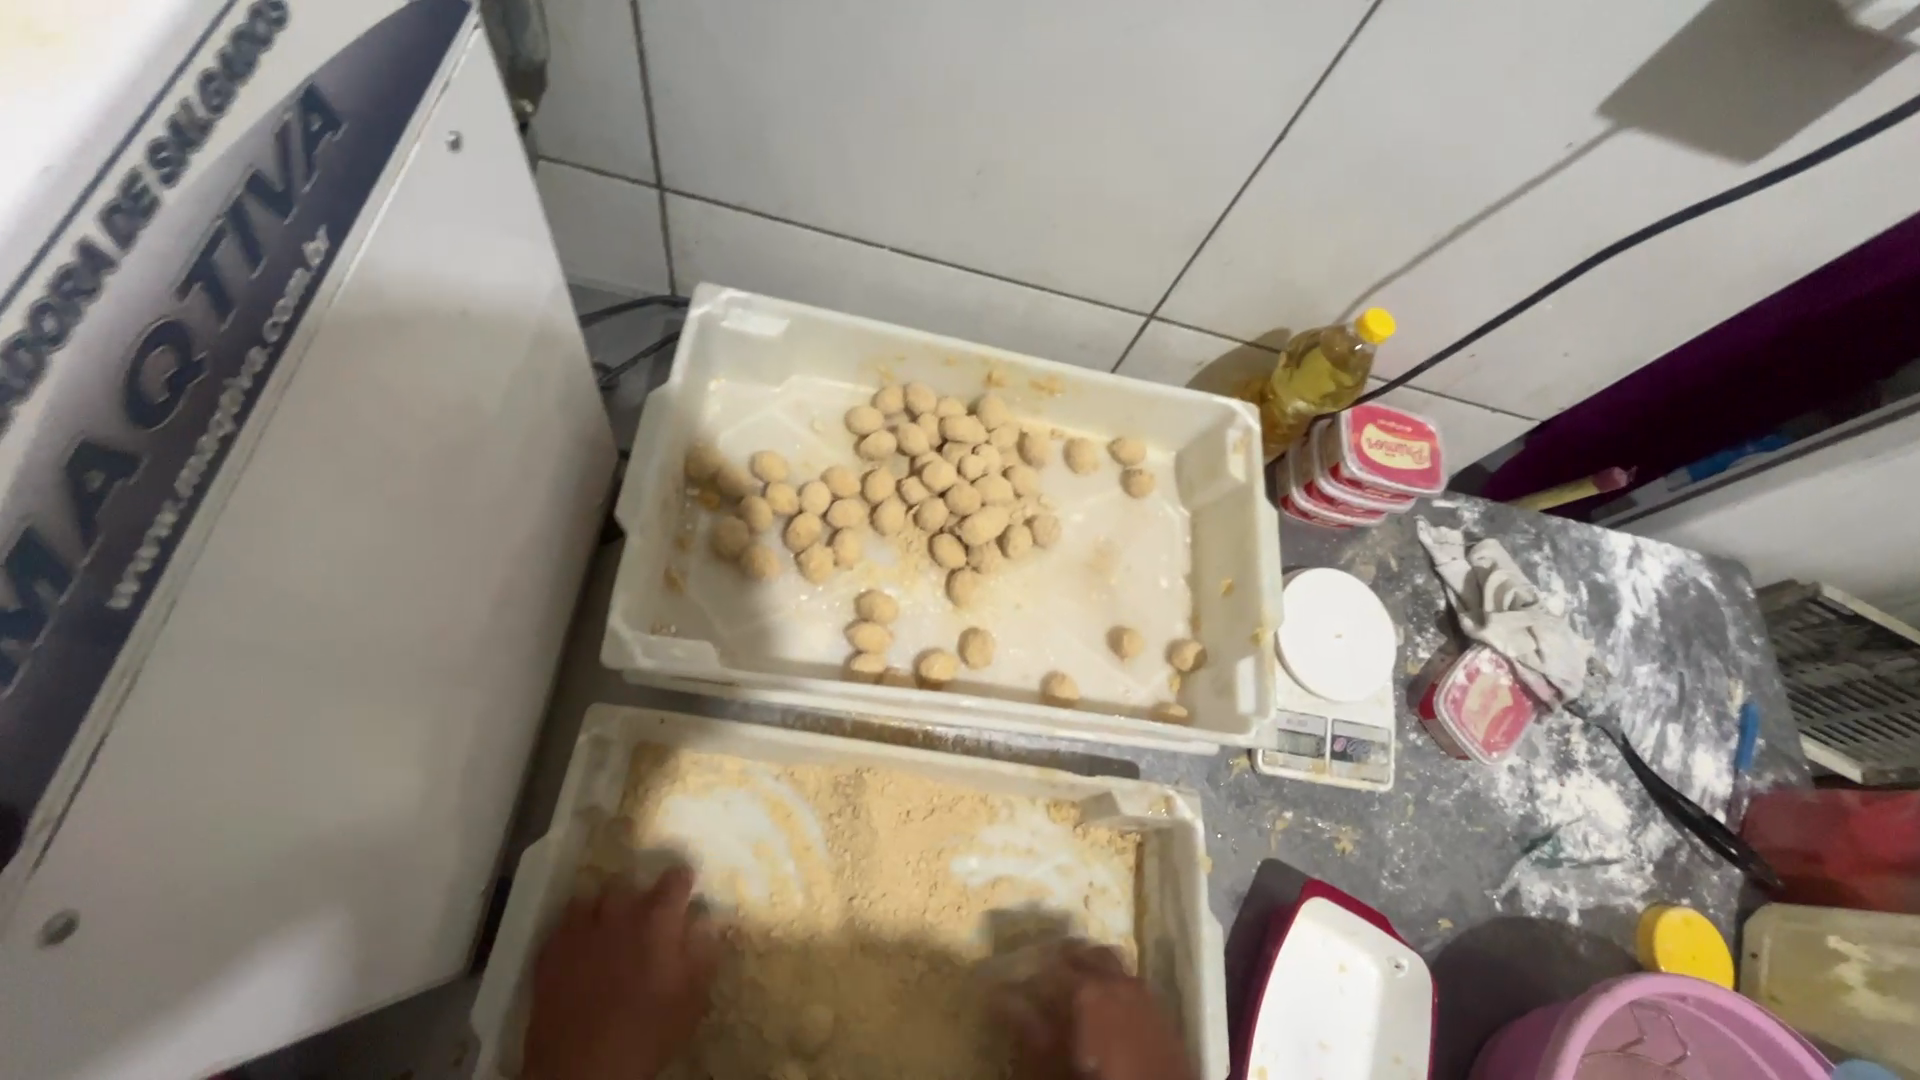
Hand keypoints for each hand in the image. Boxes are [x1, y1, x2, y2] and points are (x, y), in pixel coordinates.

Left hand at [523, 865, 718, 1079]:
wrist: (581, 1070)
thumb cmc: (647, 1033)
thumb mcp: (692, 998)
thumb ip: (703, 952)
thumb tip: (707, 923)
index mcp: (658, 920)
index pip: (675, 879)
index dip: (683, 880)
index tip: (686, 887)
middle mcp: (619, 913)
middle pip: (629, 882)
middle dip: (639, 893)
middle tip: (645, 916)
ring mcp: (581, 930)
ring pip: (592, 897)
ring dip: (604, 906)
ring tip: (609, 925)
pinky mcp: (551, 952)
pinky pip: (564, 922)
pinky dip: (575, 926)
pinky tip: (580, 944)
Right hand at [991, 943, 1194, 1079]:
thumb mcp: (1051, 1062)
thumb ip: (1027, 1027)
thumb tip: (999, 997)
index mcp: (1085, 989)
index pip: (1049, 967)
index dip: (1030, 973)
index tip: (1016, 982)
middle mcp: (1114, 980)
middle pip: (1084, 953)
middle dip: (1063, 958)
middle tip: (1046, 975)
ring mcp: (1140, 992)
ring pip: (1111, 962)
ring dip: (1092, 965)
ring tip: (1077, 986)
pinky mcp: (1159, 1010)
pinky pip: (1131, 981)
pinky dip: (1115, 983)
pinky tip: (1108, 1006)